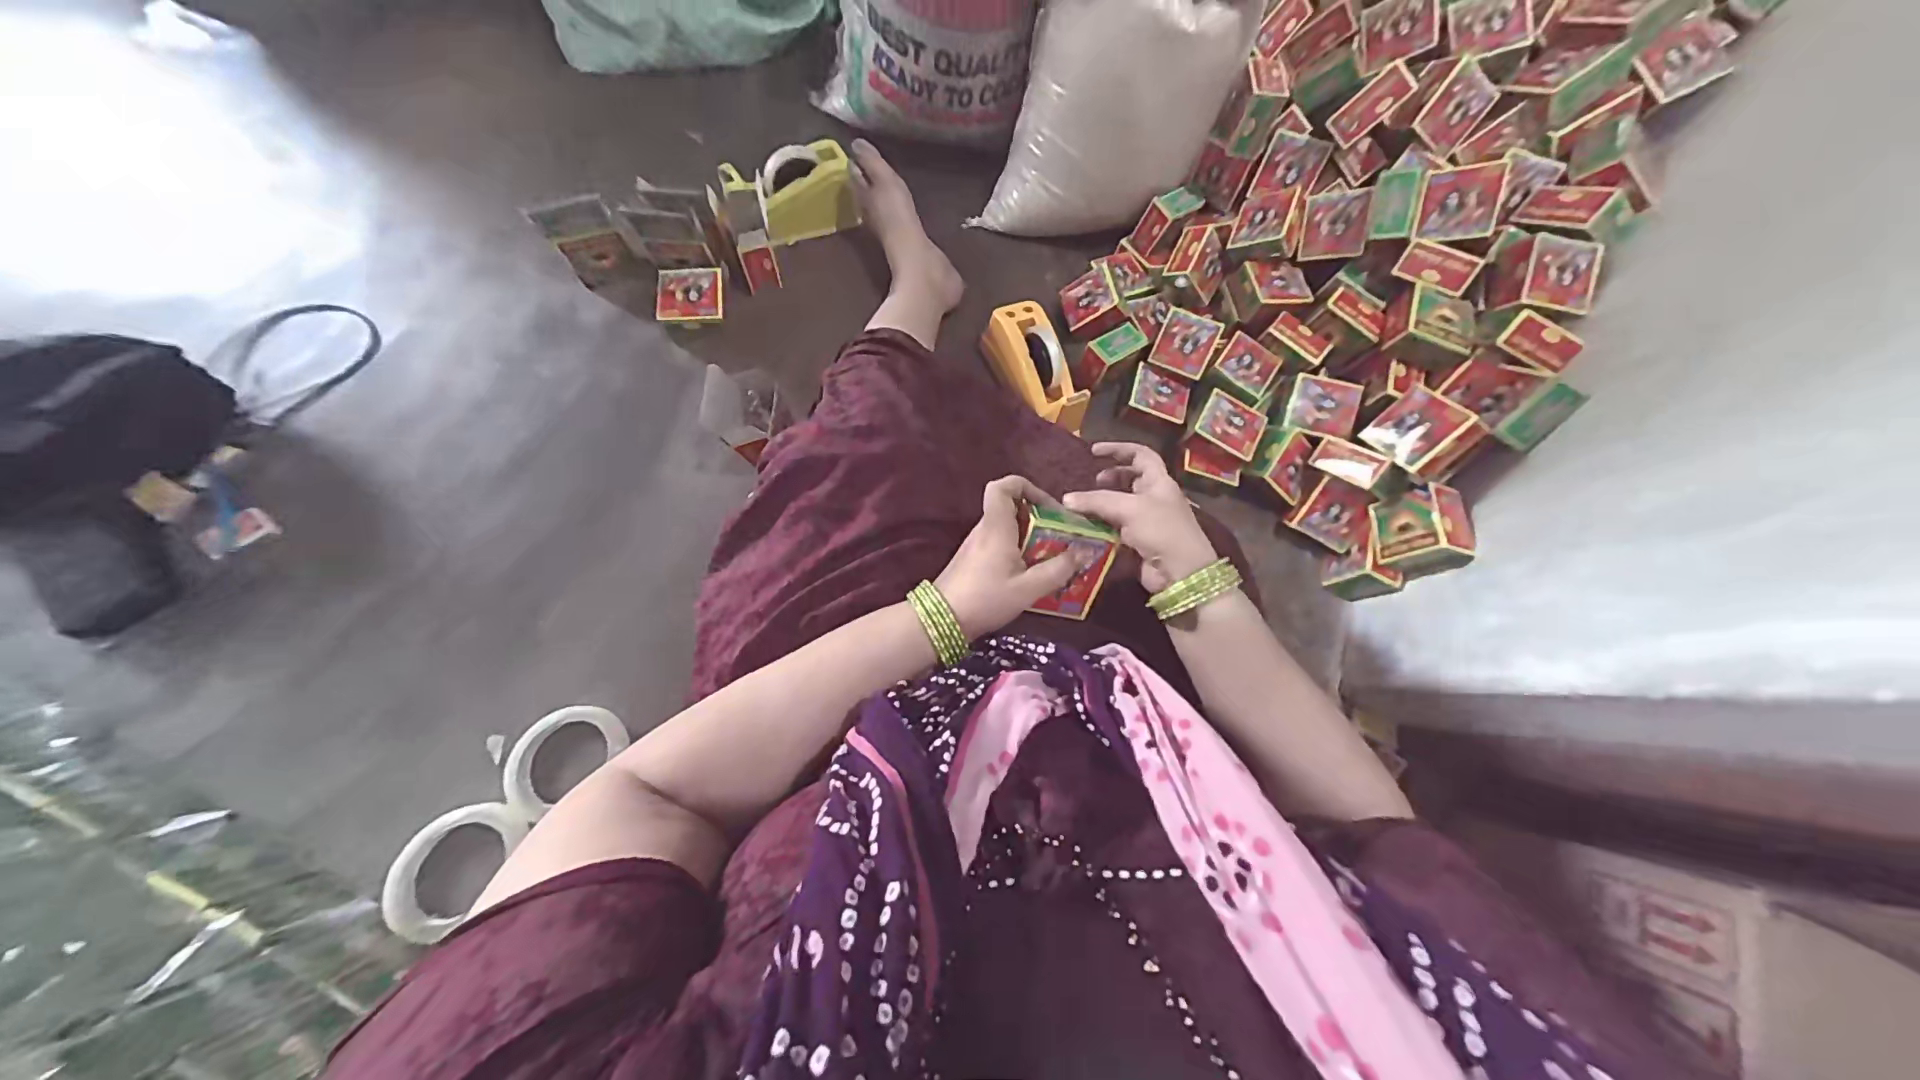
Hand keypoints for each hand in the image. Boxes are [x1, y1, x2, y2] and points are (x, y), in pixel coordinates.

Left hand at [935, 476, 1087, 638]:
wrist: (943, 620)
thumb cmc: (986, 599)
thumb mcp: (1029, 588)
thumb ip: (1059, 569)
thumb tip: (1083, 552)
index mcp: (996, 527)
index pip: (1003, 486)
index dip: (1027, 487)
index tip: (1049, 507)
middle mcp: (985, 529)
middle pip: (1012, 508)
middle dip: (1040, 518)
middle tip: (1061, 538)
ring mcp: (977, 544)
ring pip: (1008, 528)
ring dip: (1031, 537)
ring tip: (1053, 558)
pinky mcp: (974, 559)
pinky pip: (1001, 544)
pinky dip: (1019, 551)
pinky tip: (1031, 574)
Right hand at [1063, 443, 1220, 593]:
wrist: (1180, 573)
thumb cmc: (1161, 531)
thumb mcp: (1129, 508)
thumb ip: (1096, 501)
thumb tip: (1066, 499)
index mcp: (1160, 481)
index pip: (1140, 455)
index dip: (1118, 449)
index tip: (1093, 451)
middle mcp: (1154, 497)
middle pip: (1131, 479)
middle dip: (1110, 478)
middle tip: (1091, 483)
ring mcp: (1147, 520)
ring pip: (1121, 504)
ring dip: (1102, 503)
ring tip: (1085, 506)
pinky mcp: (1139, 541)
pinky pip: (1116, 527)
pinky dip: (1102, 525)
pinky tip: (1088, 527)